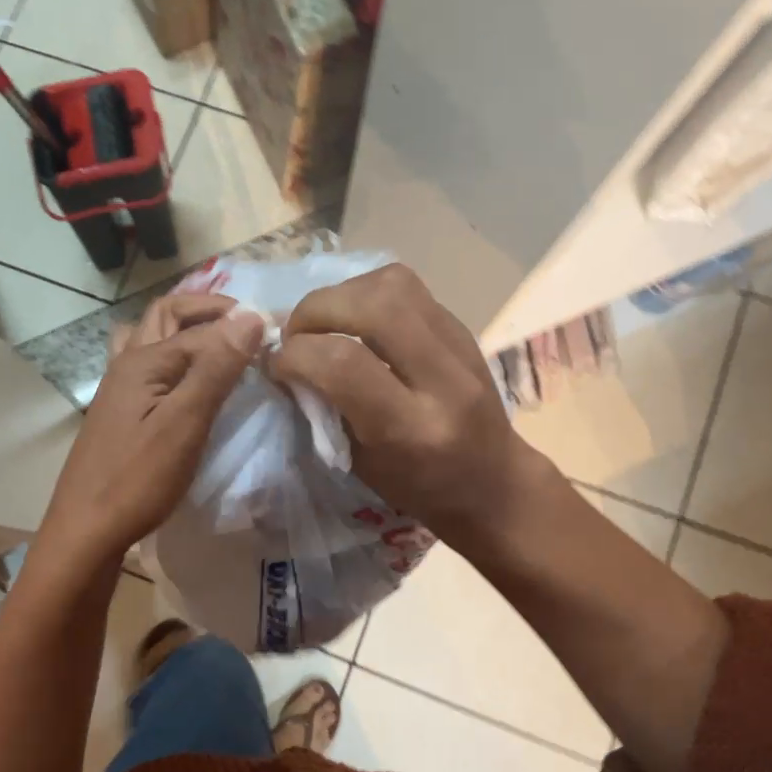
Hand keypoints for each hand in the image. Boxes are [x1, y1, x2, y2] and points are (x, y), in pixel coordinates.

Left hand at [40, 294, 264, 560]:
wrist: (87, 529)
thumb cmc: (138, 479)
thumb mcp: (185, 423)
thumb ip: (215, 368)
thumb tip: (250, 315)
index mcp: (143, 361)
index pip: (202, 328)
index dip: (240, 325)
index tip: (280, 332)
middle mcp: (127, 364)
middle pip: (165, 315)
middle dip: (206, 309)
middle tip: (246, 323)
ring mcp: (119, 389)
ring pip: (150, 338)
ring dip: (183, 328)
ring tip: (218, 342)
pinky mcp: (119, 413)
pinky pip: (146, 366)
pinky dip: (171, 357)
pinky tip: (186, 382)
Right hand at [273, 264, 547, 544]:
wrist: (493, 485)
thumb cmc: (417, 487)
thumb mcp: (360, 463)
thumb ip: (325, 407)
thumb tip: (285, 360)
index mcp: (412, 429)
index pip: (343, 364)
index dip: (296, 355)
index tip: (277, 366)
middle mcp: (443, 381)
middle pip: (373, 306)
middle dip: (316, 309)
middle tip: (295, 334)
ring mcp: (460, 347)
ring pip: (393, 283)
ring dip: (342, 294)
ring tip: (323, 321)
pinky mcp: (464, 328)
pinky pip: (408, 288)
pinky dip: (366, 294)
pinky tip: (353, 319)